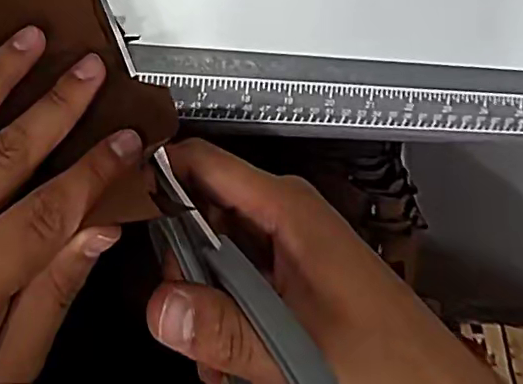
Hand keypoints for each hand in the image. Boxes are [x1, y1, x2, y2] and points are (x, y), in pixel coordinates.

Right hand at [146, 140, 494, 383]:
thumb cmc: (397, 366)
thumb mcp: (300, 350)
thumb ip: (225, 329)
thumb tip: (160, 305)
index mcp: (285, 207)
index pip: (201, 160)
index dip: (158, 172)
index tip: (124, 200)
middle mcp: (282, 214)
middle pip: (200, 209)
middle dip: (180, 261)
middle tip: (178, 310)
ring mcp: (286, 245)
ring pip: (215, 249)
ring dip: (202, 297)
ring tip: (211, 351)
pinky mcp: (290, 276)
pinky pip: (237, 276)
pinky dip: (224, 313)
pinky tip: (231, 358)